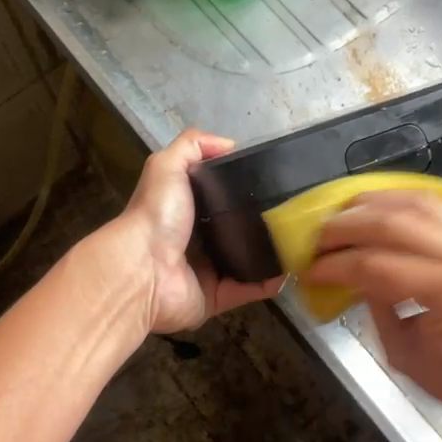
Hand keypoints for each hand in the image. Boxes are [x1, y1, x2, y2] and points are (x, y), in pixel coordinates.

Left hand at [108, 129, 283, 335]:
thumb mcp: (168, 166)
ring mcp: (208, 270)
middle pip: (236, 229)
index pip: (219, 196)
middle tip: (293, 212)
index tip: (273, 181)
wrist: (143, 269)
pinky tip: (290, 269)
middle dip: (261, 222)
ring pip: (247, 260)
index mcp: (186, 209)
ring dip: (270, 253)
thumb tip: (230, 144)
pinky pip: (249, 289)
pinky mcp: (217, 297)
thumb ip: (192, 146)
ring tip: (298, 241)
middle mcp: (197, 239)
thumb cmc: (156, 214)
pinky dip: (269, 282)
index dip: (242, 188)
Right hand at [305, 191, 441, 435]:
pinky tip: (381, 207)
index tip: (310, 270)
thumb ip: (375, 304)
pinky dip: (405, 201)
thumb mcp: (402, 351)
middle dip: (348, 226)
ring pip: (418, 202)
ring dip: (375, 204)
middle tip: (318, 236)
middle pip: (396, 222)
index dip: (337, 265)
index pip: (378, 263)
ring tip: (343, 212)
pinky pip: (439, 208)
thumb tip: (349, 273)